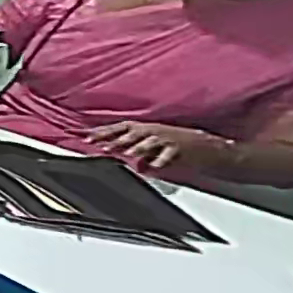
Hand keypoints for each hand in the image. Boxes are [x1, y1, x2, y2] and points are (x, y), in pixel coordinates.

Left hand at [87, 121, 230, 172]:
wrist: (206, 144)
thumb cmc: (168, 141)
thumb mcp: (143, 139)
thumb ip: (123, 142)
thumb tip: (100, 145)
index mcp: (140, 127)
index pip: (117, 127)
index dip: (101, 132)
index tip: (86, 139)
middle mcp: (152, 130)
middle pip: (131, 134)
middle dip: (117, 141)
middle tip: (104, 148)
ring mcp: (167, 137)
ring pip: (149, 142)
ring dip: (138, 148)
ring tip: (129, 154)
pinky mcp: (181, 146)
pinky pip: (169, 153)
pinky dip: (161, 159)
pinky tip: (154, 165)